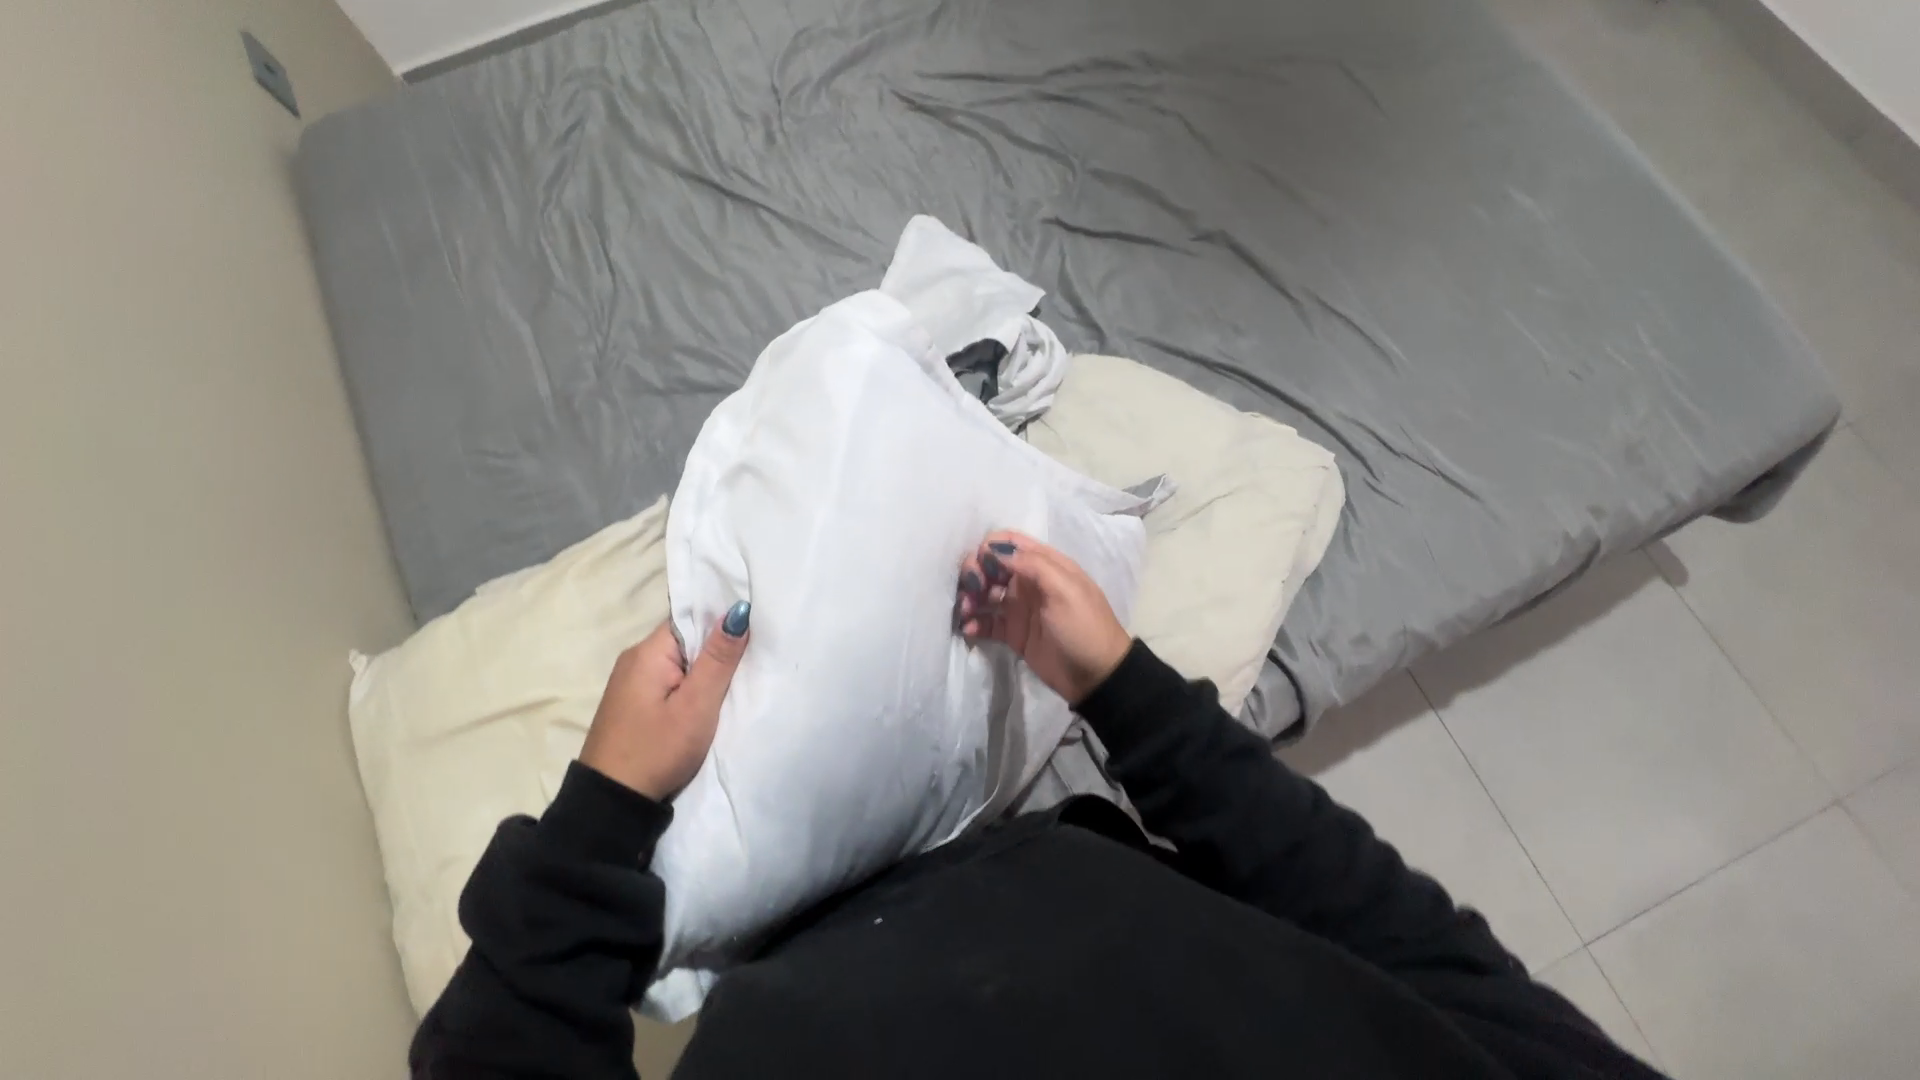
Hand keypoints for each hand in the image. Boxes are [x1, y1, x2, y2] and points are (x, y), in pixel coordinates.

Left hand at [579, 601, 750, 800]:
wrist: (613, 801)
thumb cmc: (657, 749)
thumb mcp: (696, 705)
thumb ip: (718, 658)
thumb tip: (737, 610)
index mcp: (648, 652)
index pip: (690, 618)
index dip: (720, 622)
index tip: (753, 629)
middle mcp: (635, 659)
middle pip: (686, 639)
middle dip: (716, 646)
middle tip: (753, 656)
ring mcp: (632, 681)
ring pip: (680, 661)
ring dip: (705, 668)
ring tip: (738, 676)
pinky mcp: (635, 702)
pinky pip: (670, 679)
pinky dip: (691, 684)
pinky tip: (709, 697)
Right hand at [956, 532, 1130, 704]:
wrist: (1097, 676)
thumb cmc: (1084, 627)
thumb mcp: (1065, 590)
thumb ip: (1032, 564)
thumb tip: (994, 550)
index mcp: (1046, 565)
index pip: (1011, 543)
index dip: (990, 548)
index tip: (981, 564)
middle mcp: (1029, 582)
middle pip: (992, 566)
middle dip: (975, 572)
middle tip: (971, 590)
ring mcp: (1020, 608)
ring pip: (985, 593)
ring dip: (970, 597)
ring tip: (966, 611)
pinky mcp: (1013, 634)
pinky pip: (987, 622)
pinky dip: (974, 623)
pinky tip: (969, 629)